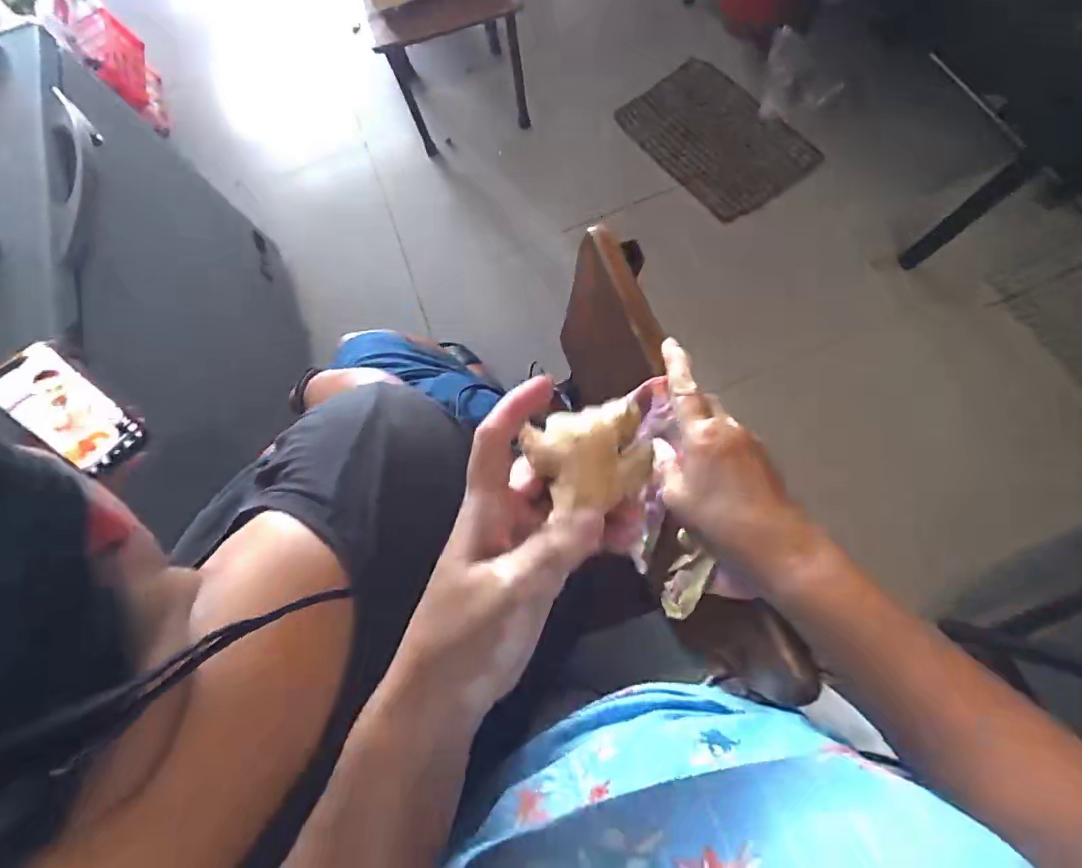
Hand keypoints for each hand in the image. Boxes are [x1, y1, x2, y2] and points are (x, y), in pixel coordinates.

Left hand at [389, 376, 604, 720]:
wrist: (443, 697)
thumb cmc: (462, 636)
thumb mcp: (509, 591)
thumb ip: (553, 551)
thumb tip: (598, 513)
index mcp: (485, 508)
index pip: (494, 442)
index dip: (516, 408)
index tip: (549, 384)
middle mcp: (504, 516)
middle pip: (543, 470)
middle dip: (582, 458)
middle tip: (626, 454)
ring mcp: (522, 544)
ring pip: (564, 505)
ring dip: (599, 500)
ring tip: (638, 506)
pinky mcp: (537, 572)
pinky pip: (572, 539)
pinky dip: (597, 534)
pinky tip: (627, 538)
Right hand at [653, 338, 826, 593]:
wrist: (778, 545)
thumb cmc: (719, 521)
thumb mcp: (677, 498)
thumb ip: (665, 468)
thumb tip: (660, 449)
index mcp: (702, 434)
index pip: (685, 391)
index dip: (676, 366)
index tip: (671, 343)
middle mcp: (728, 429)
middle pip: (705, 404)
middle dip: (688, 404)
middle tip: (670, 420)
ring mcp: (751, 443)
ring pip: (720, 424)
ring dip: (704, 432)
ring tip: (690, 460)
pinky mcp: (764, 460)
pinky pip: (733, 443)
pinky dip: (719, 449)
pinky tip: (713, 478)